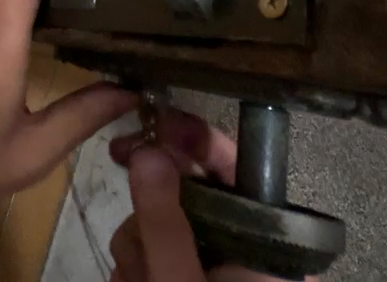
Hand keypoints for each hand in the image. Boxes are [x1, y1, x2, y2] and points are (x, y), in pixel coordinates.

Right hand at [106, 111, 300, 281]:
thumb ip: (164, 221)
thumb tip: (147, 147)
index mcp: (267, 245)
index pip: (237, 168)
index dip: (195, 138)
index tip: (155, 121)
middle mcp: (247, 250)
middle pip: (192, 191)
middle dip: (151, 199)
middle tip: (118, 158)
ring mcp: (216, 268)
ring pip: (166, 220)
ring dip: (138, 241)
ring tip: (133, 275)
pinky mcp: (189, 279)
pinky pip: (156, 249)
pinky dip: (138, 262)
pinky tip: (132, 280)